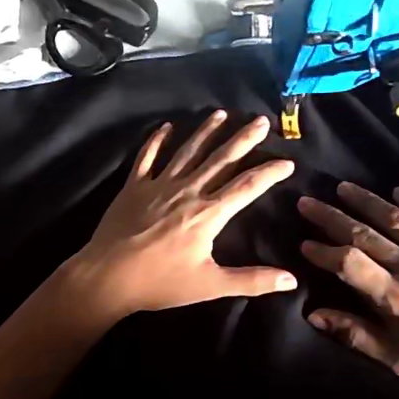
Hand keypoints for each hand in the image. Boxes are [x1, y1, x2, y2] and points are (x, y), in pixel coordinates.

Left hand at [66, 110, 296, 320]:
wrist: (107, 277)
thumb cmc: (160, 282)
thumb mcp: (210, 285)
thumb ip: (252, 280)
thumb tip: (290, 280)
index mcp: (208, 213)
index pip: (247, 186)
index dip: (270, 172)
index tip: (287, 161)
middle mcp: (188, 191)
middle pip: (221, 159)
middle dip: (244, 139)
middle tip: (261, 120)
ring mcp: (159, 185)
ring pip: (188, 151)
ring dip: (206, 131)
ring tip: (222, 114)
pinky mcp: (134, 186)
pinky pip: (148, 157)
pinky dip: (157, 141)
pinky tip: (166, 127)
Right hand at [298, 182, 398, 398]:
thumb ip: (357, 336)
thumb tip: (314, 314)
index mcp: (396, 298)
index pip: (349, 264)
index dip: (323, 251)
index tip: (303, 243)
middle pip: (366, 234)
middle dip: (333, 217)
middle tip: (307, 202)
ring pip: (397, 219)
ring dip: (368, 201)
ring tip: (343, 188)